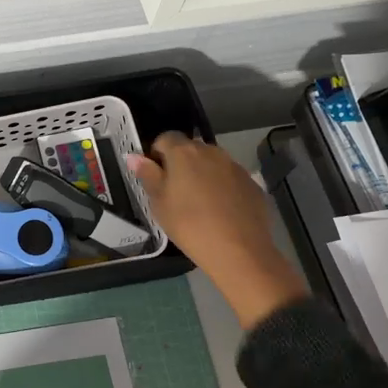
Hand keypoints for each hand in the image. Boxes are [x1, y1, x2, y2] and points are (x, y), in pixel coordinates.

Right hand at [128, 133, 305, 329]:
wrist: (239, 250)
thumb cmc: (189, 224)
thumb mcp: (159, 203)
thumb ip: (147, 175)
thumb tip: (134, 156)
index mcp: (184, 152)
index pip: (165, 138)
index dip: (157, 154)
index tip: (155, 176)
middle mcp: (211, 152)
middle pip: (191, 149)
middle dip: (181, 163)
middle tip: (175, 192)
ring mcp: (235, 167)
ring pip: (213, 163)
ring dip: (203, 175)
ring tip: (200, 204)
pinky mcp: (252, 184)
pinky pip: (230, 179)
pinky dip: (223, 188)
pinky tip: (221, 212)